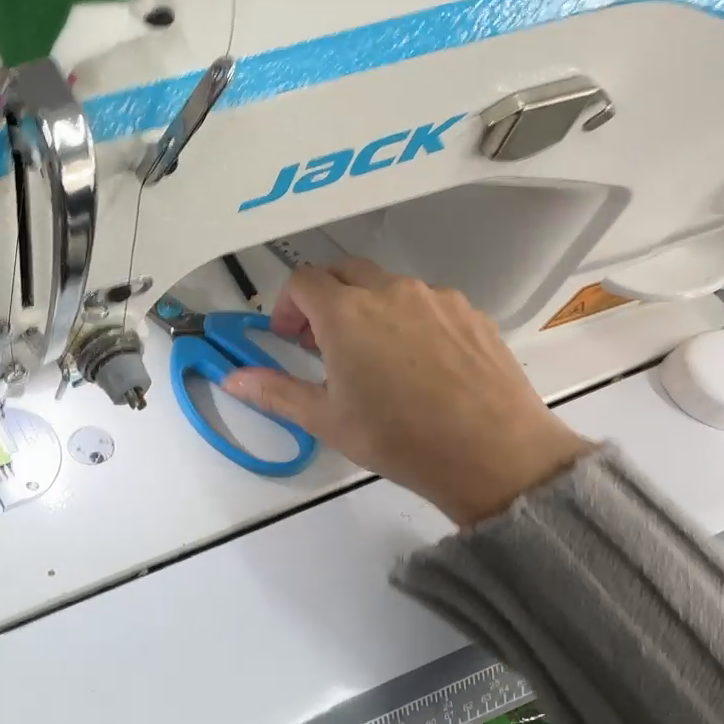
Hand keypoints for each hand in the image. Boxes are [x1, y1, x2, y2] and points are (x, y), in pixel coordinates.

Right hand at [223, 258, 591, 525]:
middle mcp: (391, 292)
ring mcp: (437, 299)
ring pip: (387, 286)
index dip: (286, 306)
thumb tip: (231, 378)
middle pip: (344, 272)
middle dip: (322, 299)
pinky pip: (426, 302)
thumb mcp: (324, 419)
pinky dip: (406, 319)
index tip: (288, 339)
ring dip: (365, 308)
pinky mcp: (471, 314)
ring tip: (370, 358)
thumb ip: (273, 391)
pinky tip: (415, 366)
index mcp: (346, 313)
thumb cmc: (396, 437)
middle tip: (320, 343)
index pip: (302, 281)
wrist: (491, 452)